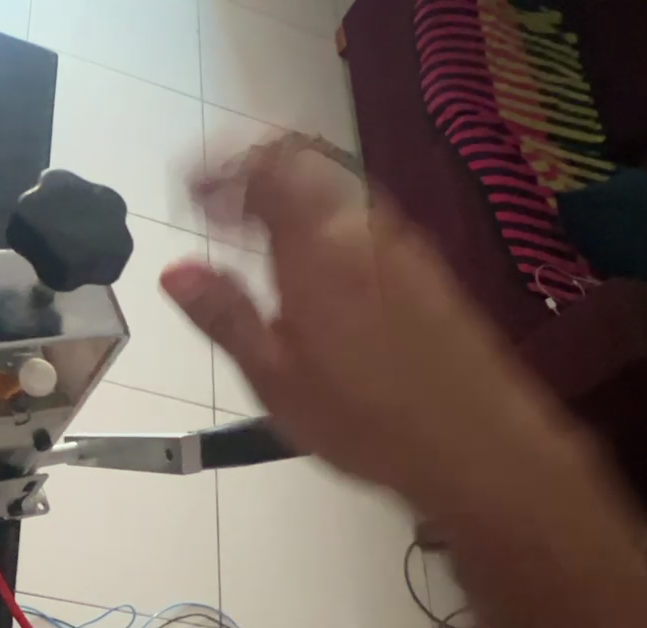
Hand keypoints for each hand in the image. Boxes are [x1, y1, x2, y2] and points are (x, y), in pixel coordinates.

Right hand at [162, 135, 582, 519]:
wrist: (473, 443)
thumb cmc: (360, 419)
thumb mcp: (273, 378)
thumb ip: (223, 315)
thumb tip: (172, 272)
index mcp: (318, 250)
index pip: (266, 170)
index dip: (220, 170)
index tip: (187, 194)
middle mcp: (363, 229)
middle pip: (304, 165)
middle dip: (249, 177)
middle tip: (212, 211)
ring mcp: (400, 244)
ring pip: (333, 189)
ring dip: (284, 198)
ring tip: (247, 238)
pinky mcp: (421, 268)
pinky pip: (358, 218)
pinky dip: (317, 222)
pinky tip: (304, 268)